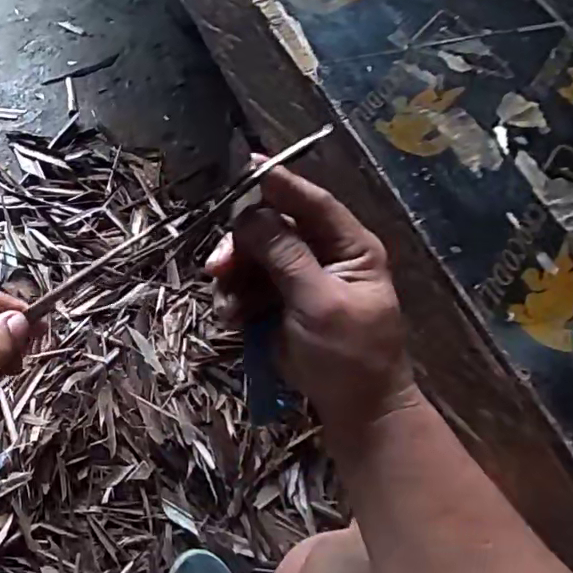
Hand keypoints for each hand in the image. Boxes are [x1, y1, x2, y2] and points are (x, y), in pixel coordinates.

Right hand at [205, 159, 416, 430]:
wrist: (354, 408)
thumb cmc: (350, 354)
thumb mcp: (320, 302)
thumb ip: (286, 257)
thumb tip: (251, 214)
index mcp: (347, 246)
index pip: (312, 202)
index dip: (279, 183)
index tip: (245, 164)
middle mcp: (320, 254)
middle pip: (270, 229)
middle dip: (241, 246)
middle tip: (218, 266)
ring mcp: (295, 279)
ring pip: (250, 258)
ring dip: (233, 278)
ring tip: (229, 305)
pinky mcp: (274, 303)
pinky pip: (244, 287)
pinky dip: (233, 300)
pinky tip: (232, 318)